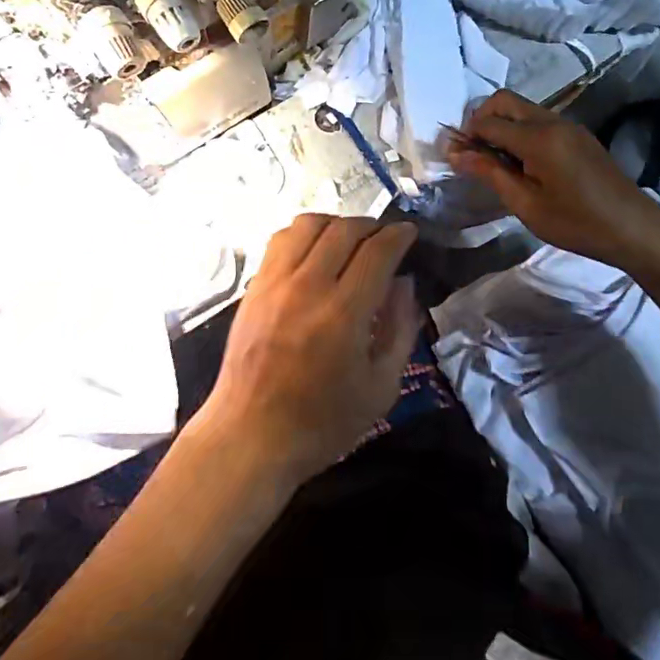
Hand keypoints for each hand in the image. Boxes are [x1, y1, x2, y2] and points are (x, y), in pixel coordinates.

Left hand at [196, 215, 422, 486]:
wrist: (250, 435)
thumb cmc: (321, 423)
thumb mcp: (380, 388)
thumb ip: (399, 330)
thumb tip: (404, 284)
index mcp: (343, 314)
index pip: (376, 252)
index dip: (398, 235)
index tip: (409, 232)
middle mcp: (307, 287)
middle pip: (343, 230)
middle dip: (371, 225)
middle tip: (384, 237)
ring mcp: (274, 282)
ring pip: (307, 225)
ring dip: (335, 224)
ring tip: (349, 240)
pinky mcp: (253, 287)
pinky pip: (280, 240)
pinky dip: (304, 234)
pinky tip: (313, 251)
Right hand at [447, 89, 659, 263]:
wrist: (635, 228)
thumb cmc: (577, 222)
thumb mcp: (526, 204)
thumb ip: (490, 173)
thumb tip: (455, 154)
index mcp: (538, 138)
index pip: (487, 122)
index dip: (465, 136)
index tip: (454, 156)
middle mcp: (552, 122)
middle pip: (504, 101)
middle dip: (481, 120)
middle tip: (474, 153)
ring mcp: (568, 126)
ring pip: (521, 108)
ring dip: (501, 125)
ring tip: (495, 161)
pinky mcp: (577, 135)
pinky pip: (538, 119)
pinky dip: (520, 131)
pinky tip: (520, 162)